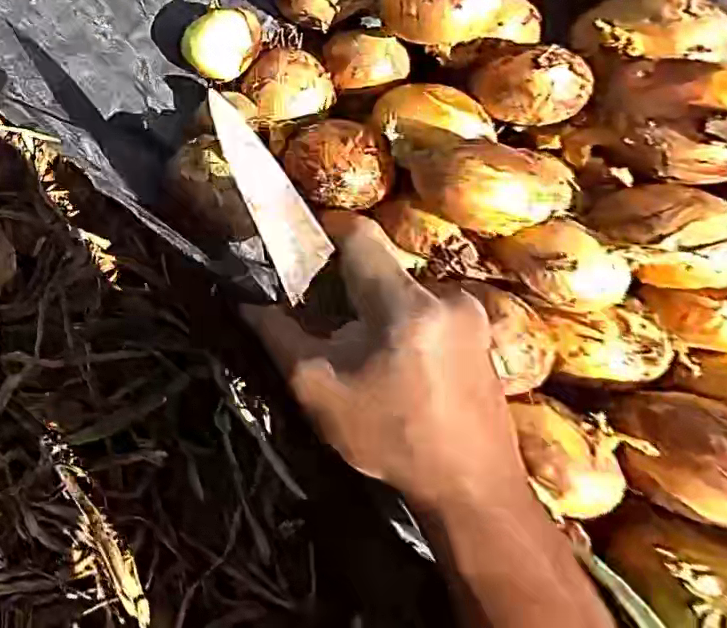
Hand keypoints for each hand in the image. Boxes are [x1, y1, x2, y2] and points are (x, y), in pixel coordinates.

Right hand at [242, 212, 524, 510]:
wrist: (476, 498)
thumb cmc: (392, 440)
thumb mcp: (317, 389)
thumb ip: (277, 334)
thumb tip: (245, 301)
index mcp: (404, 304)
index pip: (358, 233)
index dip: (321, 228)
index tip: (295, 244)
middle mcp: (445, 297)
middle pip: (377, 261)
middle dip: (342, 277)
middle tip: (315, 306)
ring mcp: (470, 316)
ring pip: (400, 284)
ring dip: (371, 300)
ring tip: (351, 339)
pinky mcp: (481, 335)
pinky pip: (425, 305)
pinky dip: (398, 316)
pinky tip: (387, 356)